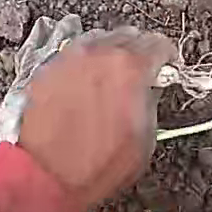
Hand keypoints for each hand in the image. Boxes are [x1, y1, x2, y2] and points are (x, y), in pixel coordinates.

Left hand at [0, 16, 177, 211]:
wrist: (45, 174)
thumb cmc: (96, 165)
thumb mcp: (144, 137)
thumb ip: (149, 101)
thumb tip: (148, 88)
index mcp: (129, 67)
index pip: (158, 44)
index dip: (166, 58)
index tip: (166, 67)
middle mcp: (97, 54)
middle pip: (126, 36)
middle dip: (136, 51)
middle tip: (139, 71)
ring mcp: (67, 60)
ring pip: (96, 42)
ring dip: (106, 54)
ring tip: (108, 76)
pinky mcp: (45, 71)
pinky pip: (70, 58)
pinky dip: (80, 66)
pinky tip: (82, 84)